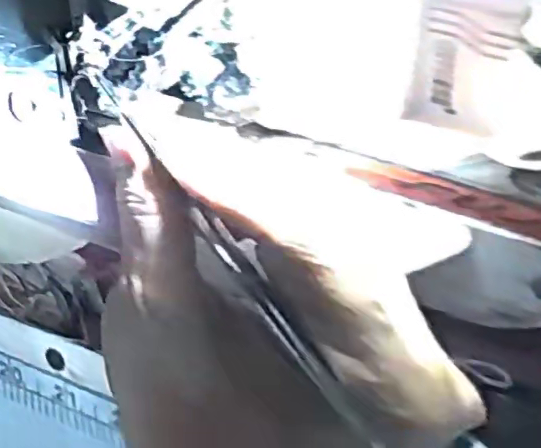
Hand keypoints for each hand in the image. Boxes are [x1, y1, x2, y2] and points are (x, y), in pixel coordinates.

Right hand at [101, 112, 484, 447]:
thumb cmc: (184, 412)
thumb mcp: (156, 322)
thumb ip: (150, 230)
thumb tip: (124, 142)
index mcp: (389, 373)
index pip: (319, 250)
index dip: (233, 185)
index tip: (156, 141)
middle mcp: (416, 337)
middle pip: (320, 218)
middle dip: (225, 166)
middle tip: (148, 128)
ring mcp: (392, 312)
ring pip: (312, 207)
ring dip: (228, 167)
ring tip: (160, 139)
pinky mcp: (355, 291)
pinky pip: (299, 217)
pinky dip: (238, 185)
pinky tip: (190, 164)